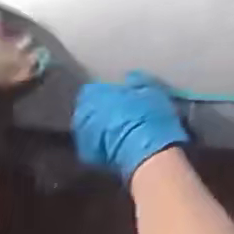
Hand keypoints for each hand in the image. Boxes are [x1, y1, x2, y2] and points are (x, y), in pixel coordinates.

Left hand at [72, 72, 188, 181]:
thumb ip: (138, 82)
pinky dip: (104, 146)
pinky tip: (120, 148)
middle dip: (102, 112)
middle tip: (123, 115)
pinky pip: (95, 147)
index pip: (96, 89)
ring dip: (102, 129)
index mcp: (93, 93)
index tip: (124, 98)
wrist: (148, 153)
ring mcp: (81, 136)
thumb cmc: (149, 117)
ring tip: (122, 133)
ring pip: (90, 128)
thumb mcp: (152, 92)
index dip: (110, 94)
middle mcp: (81, 112)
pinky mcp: (88, 157)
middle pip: (89, 109)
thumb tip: (130, 77)